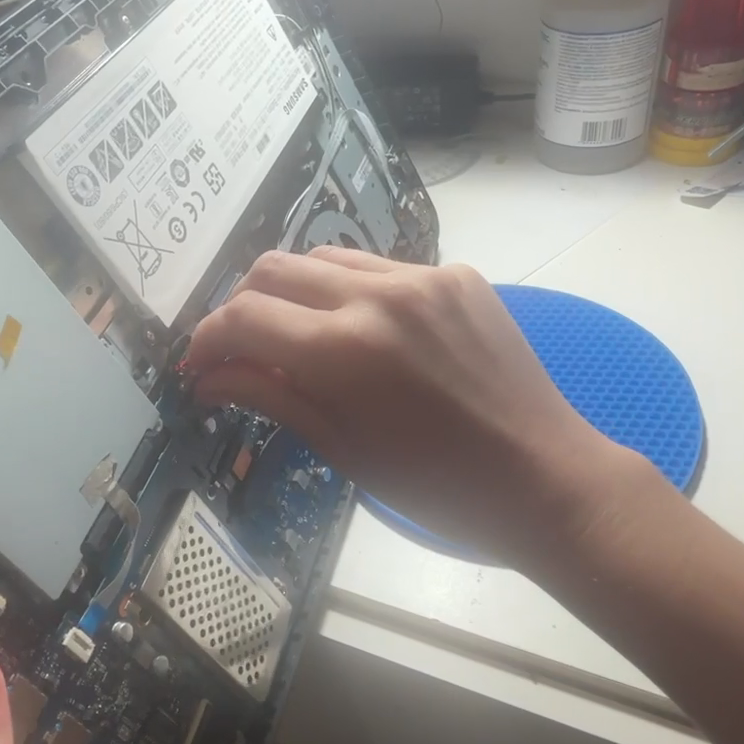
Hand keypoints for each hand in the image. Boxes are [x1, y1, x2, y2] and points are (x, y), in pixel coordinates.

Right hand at [186, 247, 653, 558]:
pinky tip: (362, 329)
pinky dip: (351, 291)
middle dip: (242, 306)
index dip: (208, 338)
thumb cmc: (437, 486)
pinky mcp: (458, 273)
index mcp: (345, 350)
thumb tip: (207, 375)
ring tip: (298, 335)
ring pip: (325, 257)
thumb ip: (269, 395)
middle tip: (240, 347)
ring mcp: (424, 276)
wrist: (544, 477)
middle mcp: (380, 295)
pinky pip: (380, 266)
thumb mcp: (341, 447)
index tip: (198, 364)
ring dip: (295, 292)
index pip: (245, 317)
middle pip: (274, 268)